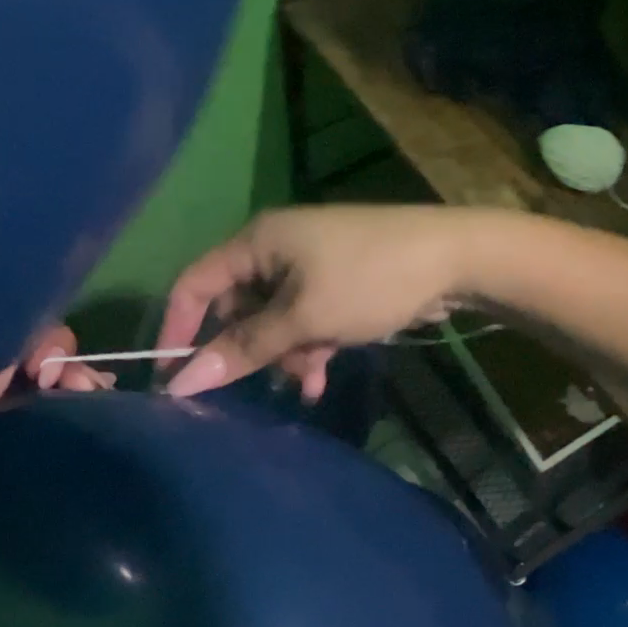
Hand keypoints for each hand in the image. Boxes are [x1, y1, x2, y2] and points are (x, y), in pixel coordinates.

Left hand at [0, 330, 104, 626]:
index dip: (8, 330)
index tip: (39, 357)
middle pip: (2, 351)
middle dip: (49, 355)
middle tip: (79, 381)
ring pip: (19, 389)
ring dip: (62, 384)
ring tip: (94, 395)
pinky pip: (14, 434)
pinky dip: (54, 419)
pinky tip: (88, 415)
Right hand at [155, 206, 482, 398]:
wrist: (455, 259)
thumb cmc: (370, 280)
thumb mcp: (305, 318)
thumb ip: (246, 347)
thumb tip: (182, 381)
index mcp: (259, 241)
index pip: (195, 283)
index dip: (178, 328)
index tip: (172, 379)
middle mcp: (278, 249)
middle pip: (238, 306)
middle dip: (249, 349)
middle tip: (262, 385)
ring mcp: (311, 266)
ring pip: (275, 320)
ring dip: (285, 354)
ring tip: (307, 381)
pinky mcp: (340, 284)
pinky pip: (307, 320)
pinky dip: (309, 346)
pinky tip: (320, 379)